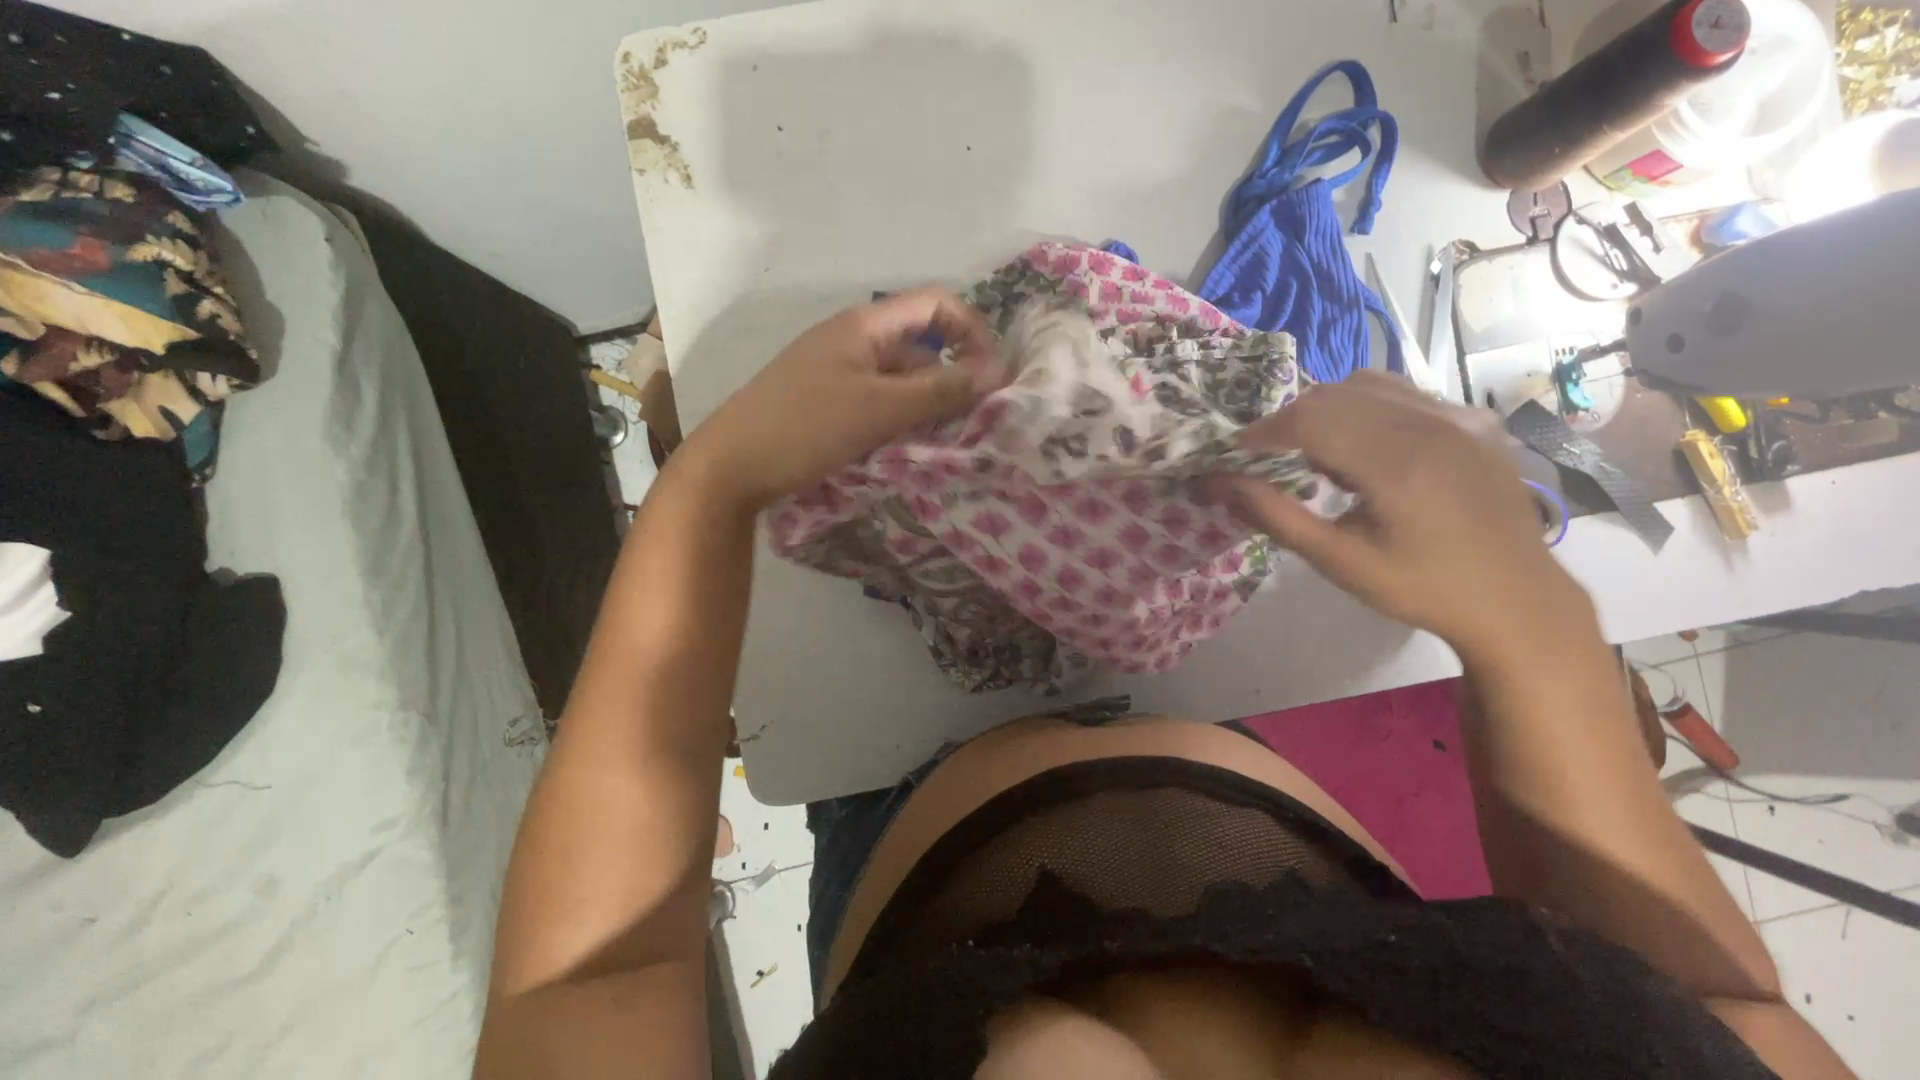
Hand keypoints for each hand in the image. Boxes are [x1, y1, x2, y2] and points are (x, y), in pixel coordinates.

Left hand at [677, 289, 1007, 509]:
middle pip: (922, 341)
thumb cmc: (805, 427)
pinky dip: (902, 416)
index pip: (936, 304)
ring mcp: (838, 371)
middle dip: (955, 373)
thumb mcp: (879, 408)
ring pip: (902, 375)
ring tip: (946, 438)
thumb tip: (996, 372)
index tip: (991, 378)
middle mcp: (853, 339)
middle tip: (975, 418)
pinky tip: (909, 446)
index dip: (972, 332)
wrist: (729, 467)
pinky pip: (880, 399)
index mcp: (864, 325)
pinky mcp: (828, 402)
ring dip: (929, 400)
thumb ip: (939, 389)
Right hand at [1213, 373, 1593, 661]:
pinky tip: (1368, 450)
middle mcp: (1431, 424)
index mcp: (1398, 464)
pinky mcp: (1475, 419)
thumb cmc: (1421, 589)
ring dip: (1328, 409)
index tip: (1237, 455)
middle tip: (1272, 459)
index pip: (1310, 419)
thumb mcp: (1340, 561)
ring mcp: (1459, 416)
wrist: (1516, 599)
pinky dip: (1368, 409)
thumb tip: (1217, 482)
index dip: (1264, 432)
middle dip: (1291, 421)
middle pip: (1334, 394)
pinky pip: (1405, 393)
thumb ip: (1275, 516)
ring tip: (1320, 454)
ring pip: (1368, 384)